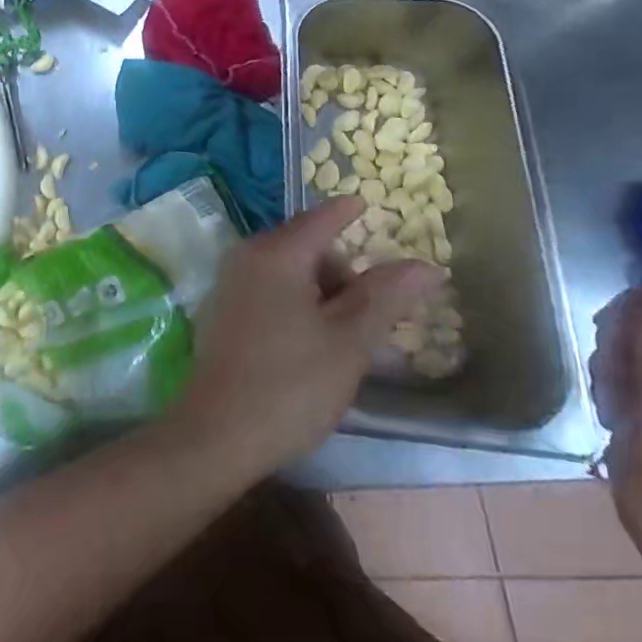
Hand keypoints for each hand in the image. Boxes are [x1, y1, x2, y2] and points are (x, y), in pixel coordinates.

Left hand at [168, 196, 446, 480]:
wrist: (215, 437)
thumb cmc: (290, 385)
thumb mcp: (349, 341)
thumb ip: (386, 296)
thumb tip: (426, 265)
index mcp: (277, 254)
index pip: (322, 218)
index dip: (348, 211)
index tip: (367, 203)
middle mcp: (247, 258)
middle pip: (307, 247)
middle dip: (341, 272)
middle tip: (366, 320)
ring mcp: (229, 286)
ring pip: (289, 272)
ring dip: (321, 294)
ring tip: (341, 343)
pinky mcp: (222, 314)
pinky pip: (269, 291)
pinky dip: (296, 304)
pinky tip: (308, 347)